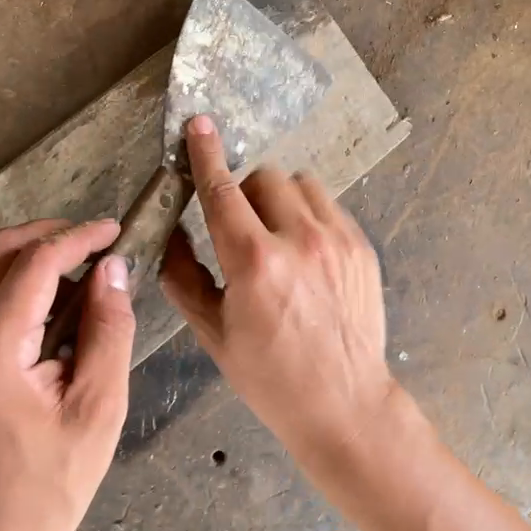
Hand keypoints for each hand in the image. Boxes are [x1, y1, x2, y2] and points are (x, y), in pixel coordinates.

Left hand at [0, 219, 134, 530]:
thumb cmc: (49, 484)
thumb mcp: (97, 409)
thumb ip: (108, 331)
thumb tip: (113, 268)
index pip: (35, 263)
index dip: (79, 237)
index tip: (115, 231)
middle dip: (51, 234)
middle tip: (97, 243)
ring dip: (36, 257)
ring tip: (86, 274)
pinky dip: (23, 284)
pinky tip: (60, 305)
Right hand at [160, 115, 398, 458]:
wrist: (344, 404)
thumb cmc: (270, 377)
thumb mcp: (213, 332)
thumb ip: (183, 276)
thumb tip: (168, 233)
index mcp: (255, 263)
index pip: (222, 191)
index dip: (206, 154)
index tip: (199, 125)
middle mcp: (299, 241)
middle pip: (264, 177)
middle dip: (245, 192)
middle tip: (242, 226)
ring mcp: (337, 241)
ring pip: (300, 183)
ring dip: (280, 199)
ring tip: (278, 236)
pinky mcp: (361, 246)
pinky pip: (328, 205)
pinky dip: (309, 215)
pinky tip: (306, 252)